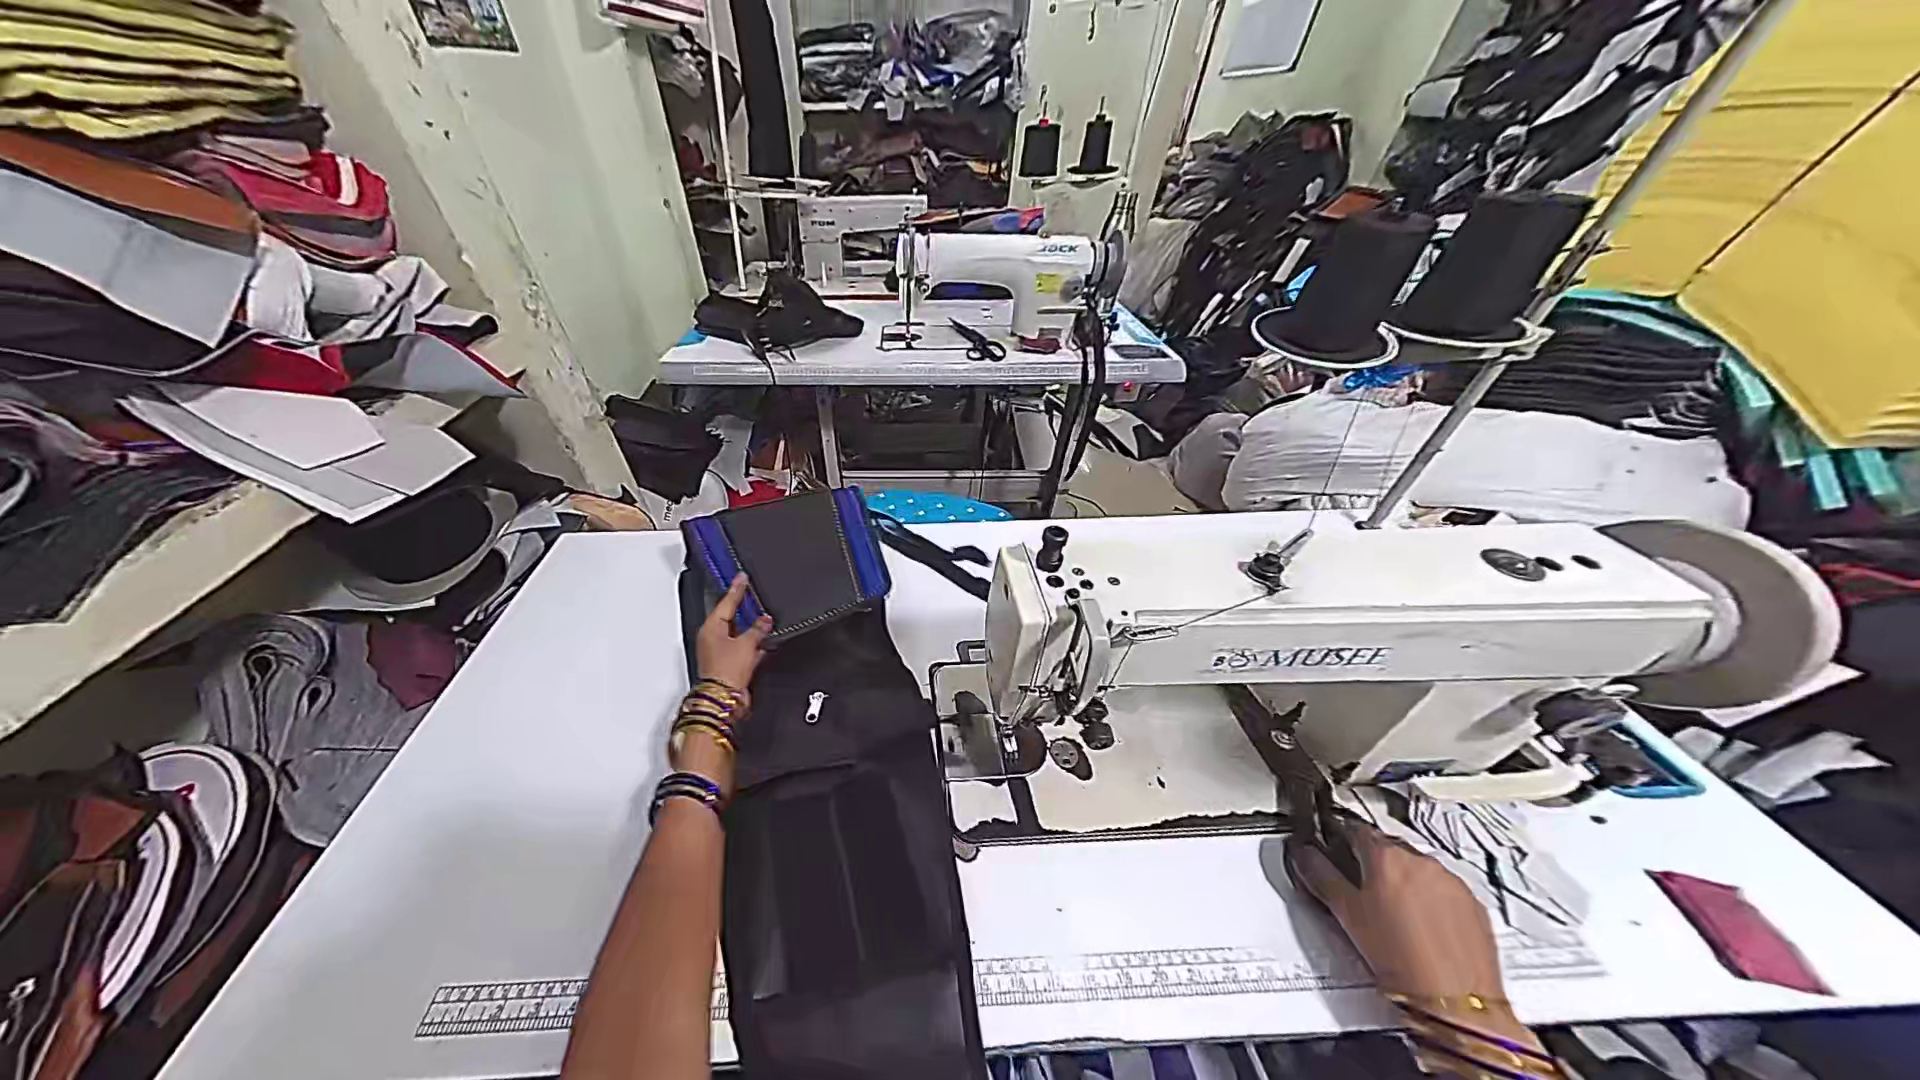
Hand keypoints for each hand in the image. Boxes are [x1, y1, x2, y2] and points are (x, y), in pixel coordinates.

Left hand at [697, 573, 771, 692]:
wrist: (724, 698)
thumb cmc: (726, 671)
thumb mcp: (746, 643)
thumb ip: (758, 629)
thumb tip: (764, 620)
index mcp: (711, 628)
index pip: (726, 602)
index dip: (736, 589)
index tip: (741, 577)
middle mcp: (712, 638)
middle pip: (730, 617)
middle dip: (742, 607)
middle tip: (750, 593)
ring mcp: (719, 651)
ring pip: (737, 633)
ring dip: (750, 627)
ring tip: (762, 618)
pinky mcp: (728, 664)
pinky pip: (742, 647)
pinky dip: (752, 644)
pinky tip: (762, 643)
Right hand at [1289, 820, 1541, 1046]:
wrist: (1454, 1002)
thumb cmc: (1402, 959)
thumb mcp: (1344, 913)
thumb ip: (1319, 874)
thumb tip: (1305, 855)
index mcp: (1385, 855)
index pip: (1353, 828)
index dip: (1339, 839)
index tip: (1334, 851)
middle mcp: (1421, 861)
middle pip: (1386, 847)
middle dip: (1372, 863)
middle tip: (1361, 891)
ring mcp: (1451, 882)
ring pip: (1417, 867)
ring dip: (1403, 880)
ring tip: (1393, 914)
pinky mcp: (1474, 905)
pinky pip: (1445, 888)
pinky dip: (1431, 899)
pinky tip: (1421, 926)